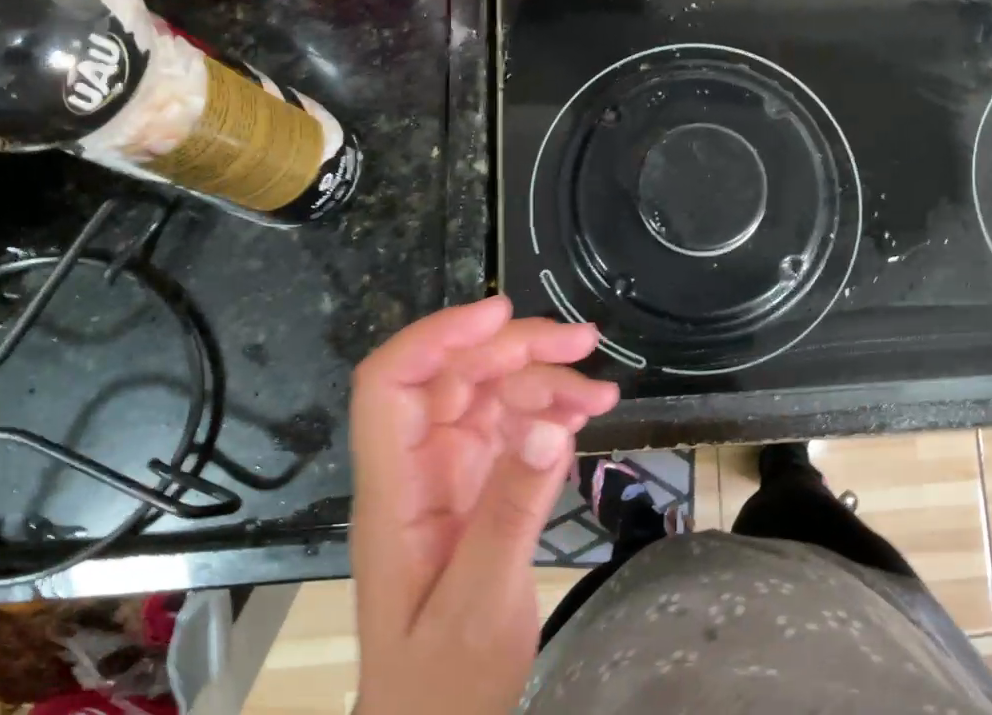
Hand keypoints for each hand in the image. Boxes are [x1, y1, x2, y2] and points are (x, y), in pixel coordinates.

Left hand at [349, 296, 618, 713]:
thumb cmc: (442, 683)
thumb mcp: (480, 604)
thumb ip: (511, 512)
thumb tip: (550, 426)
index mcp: (395, 492)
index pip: (391, 386)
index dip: (438, 337)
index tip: (501, 315)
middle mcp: (418, 470)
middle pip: (452, 379)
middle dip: (513, 349)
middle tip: (582, 344)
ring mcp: (449, 477)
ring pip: (488, 397)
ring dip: (542, 380)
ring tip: (600, 392)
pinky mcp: (479, 489)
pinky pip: (513, 431)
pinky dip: (550, 414)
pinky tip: (586, 415)